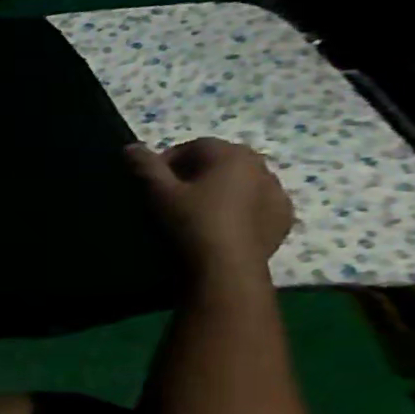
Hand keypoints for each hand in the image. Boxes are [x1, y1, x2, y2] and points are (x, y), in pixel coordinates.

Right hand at [125, 138, 292, 274]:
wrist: (227, 267)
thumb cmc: (192, 221)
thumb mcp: (158, 192)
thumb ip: (145, 165)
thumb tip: (131, 146)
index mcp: (233, 155)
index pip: (195, 146)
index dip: (168, 160)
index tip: (152, 180)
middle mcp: (262, 167)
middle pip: (221, 162)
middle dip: (195, 173)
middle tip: (172, 195)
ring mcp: (278, 194)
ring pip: (241, 183)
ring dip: (219, 190)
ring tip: (196, 212)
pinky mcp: (284, 219)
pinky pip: (256, 204)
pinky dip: (239, 208)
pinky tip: (220, 225)